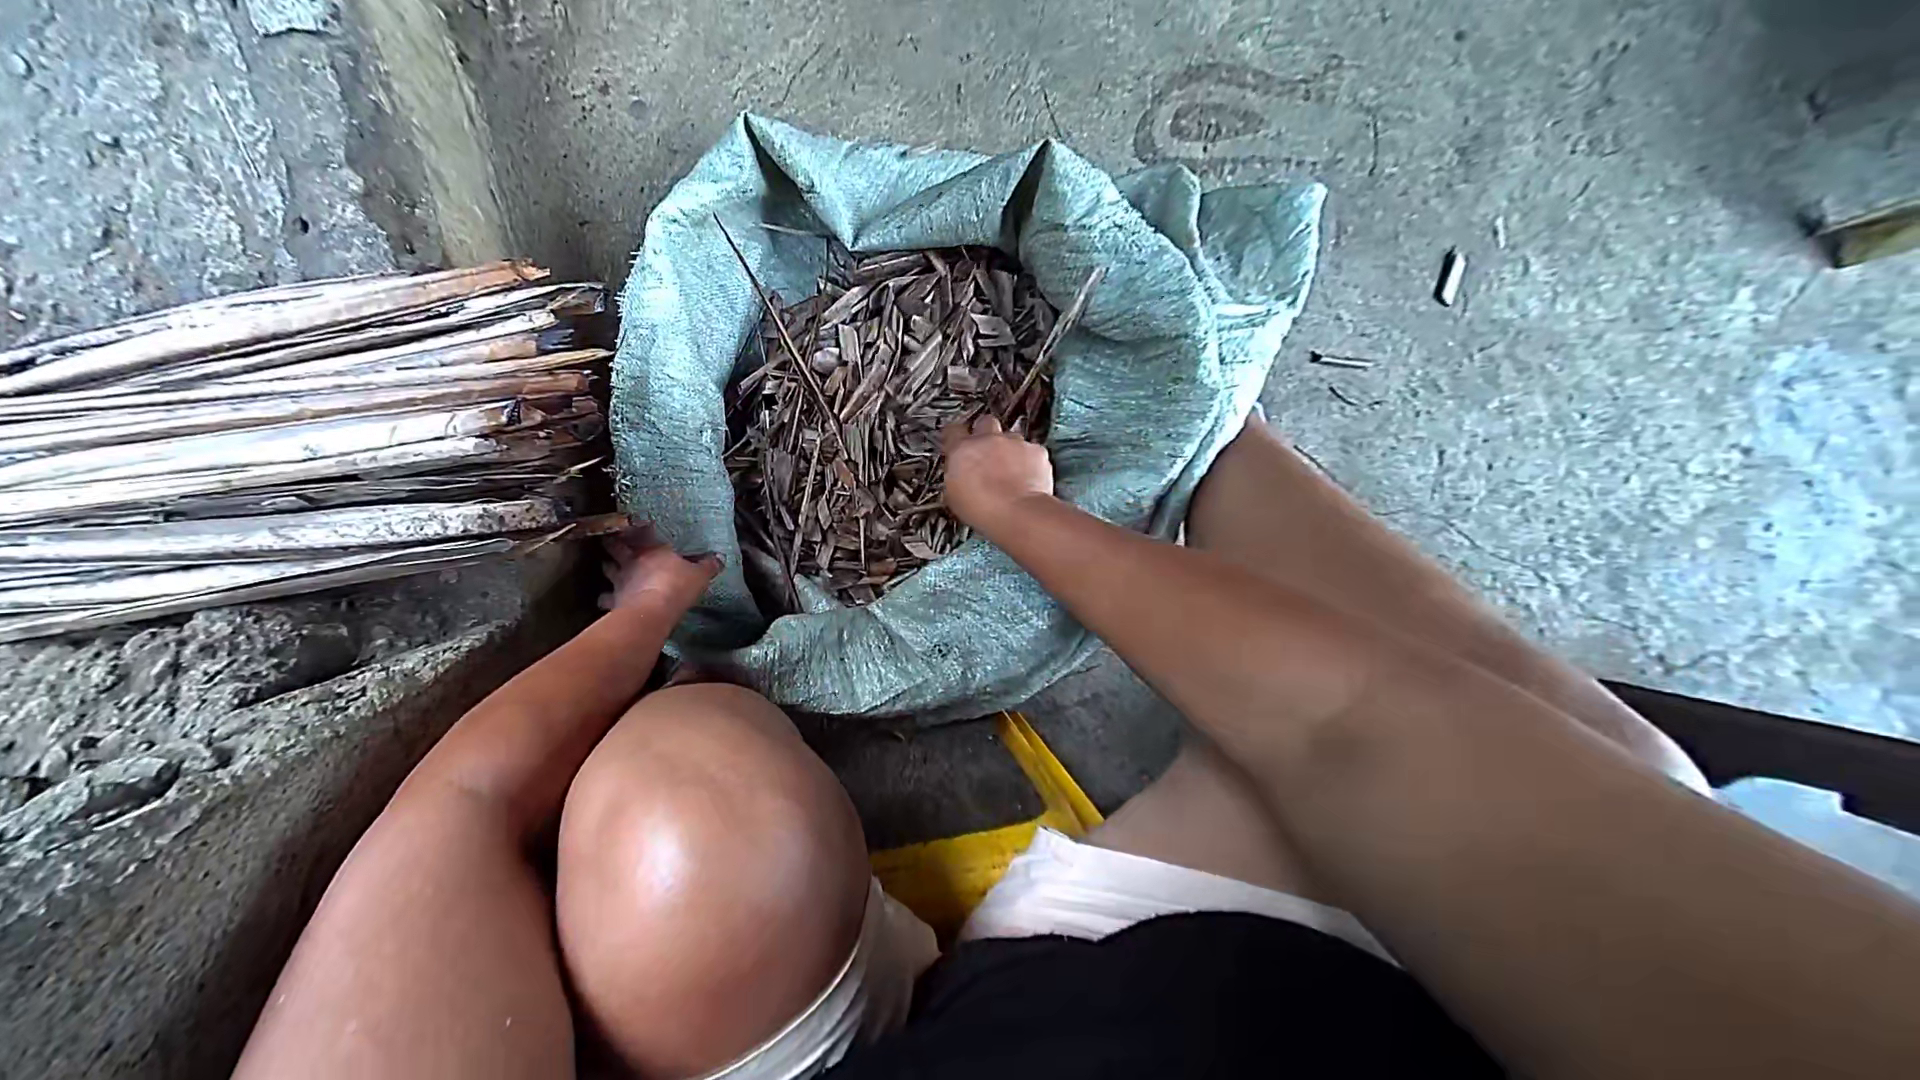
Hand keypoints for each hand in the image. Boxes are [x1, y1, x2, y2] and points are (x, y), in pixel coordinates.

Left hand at [600, 524, 721, 612]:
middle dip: (613, 543)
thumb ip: (708, 566)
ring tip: (606, 565)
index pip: (643, 532)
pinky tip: (604, 600)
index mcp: (653, 550)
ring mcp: (619, 581)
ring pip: (607, 568)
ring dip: (606, 566)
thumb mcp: (699, 575)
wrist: (652, 612)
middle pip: (616, 547)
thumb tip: (719, 558)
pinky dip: (604, 598)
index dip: (640, 527)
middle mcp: (632, 562)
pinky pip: (605, 598)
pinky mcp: (613, 601)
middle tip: (609, 539)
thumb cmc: (677, 587)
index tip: (638, 522)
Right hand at [940, 414, 1053, 528]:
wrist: (1017, 513)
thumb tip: (958, 475)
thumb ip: (956, 475)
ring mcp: (1014, 443)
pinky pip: (1032, 450)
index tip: (957, 441)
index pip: (953, 430)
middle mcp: (988, 440)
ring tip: (1009, 472)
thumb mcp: (954, 496)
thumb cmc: (985, 509)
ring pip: (1011, 437)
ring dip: (1009, 450)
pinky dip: (1030, 461)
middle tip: (986, 452)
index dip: (955, 435)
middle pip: (985, 423)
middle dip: (986, 433)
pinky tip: (1027, 478)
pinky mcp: (1036, 451)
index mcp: (962, 449)